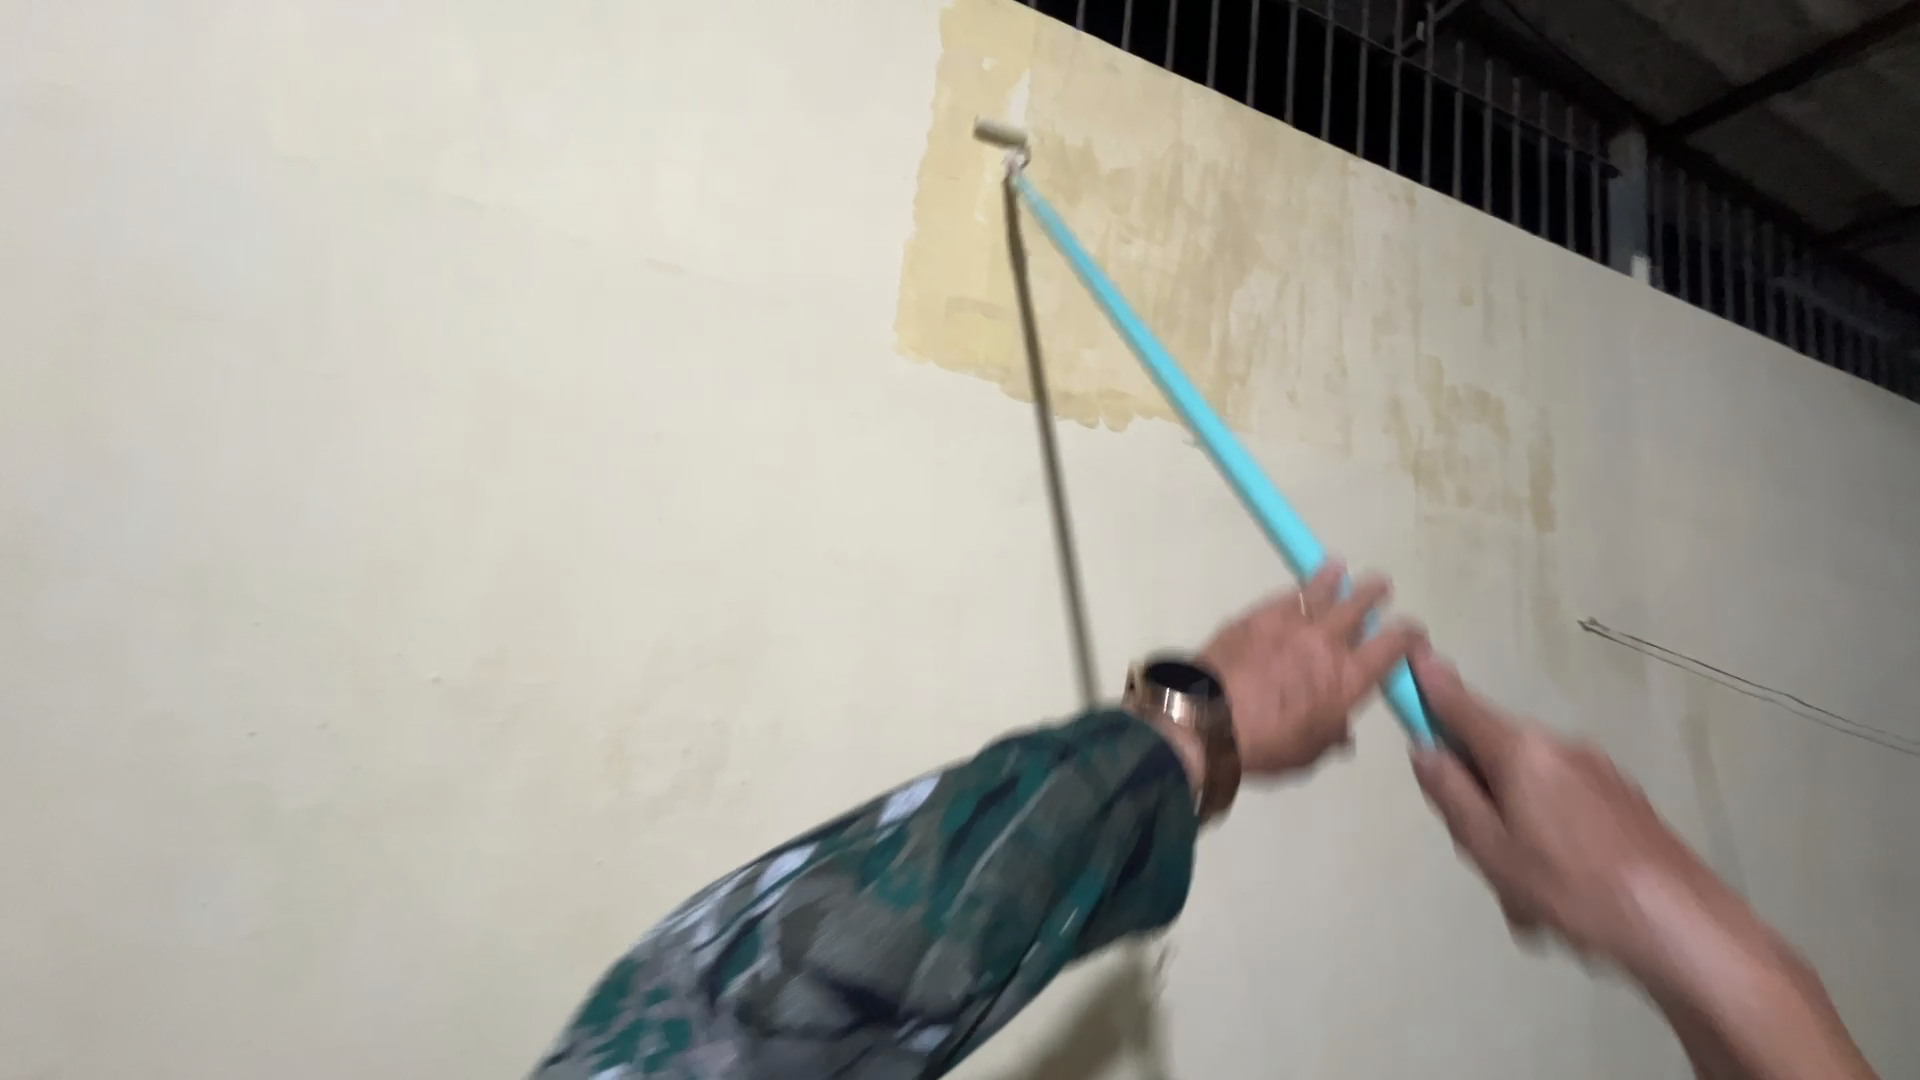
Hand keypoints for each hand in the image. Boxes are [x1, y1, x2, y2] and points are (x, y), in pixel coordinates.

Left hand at [1198, 561, 1422, 776]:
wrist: (1208, 718)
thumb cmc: (1266, 744)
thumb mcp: (1312, 751)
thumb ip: (1331, 732)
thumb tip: (1340, 729)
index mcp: (1348, 678)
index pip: (1392, 646)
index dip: (1408, 635)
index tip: (1411, 631)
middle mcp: (1324, 643)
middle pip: (1357, 607)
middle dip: (1371, 594)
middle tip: (1379, 584)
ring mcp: (1287, 624)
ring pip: (1317, 592)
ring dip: (1332, 579)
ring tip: (1338, 568)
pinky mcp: (1253, 617)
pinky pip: (1281, 596)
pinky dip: (1293, 590)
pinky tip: (1294, 588)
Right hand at [1406, 646, 1758, 981]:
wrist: (1694, 935)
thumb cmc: (1573, 886)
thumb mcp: (1489, 846)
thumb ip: (1449, 792)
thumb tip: (1423, 749)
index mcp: (1521, 751)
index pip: (1458, 704)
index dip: (1428, 682)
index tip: (1409, 654)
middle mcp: (1559, 747)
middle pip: (1491, 752)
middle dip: (1475, 793)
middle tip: (1479, 850)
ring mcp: (1598, 773)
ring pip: (1526, 787)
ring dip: (1512, 826)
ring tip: (1525, 891)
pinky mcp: (1625, 802)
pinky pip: (1562, 806)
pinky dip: (1547, 838)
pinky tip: (1560, 891)